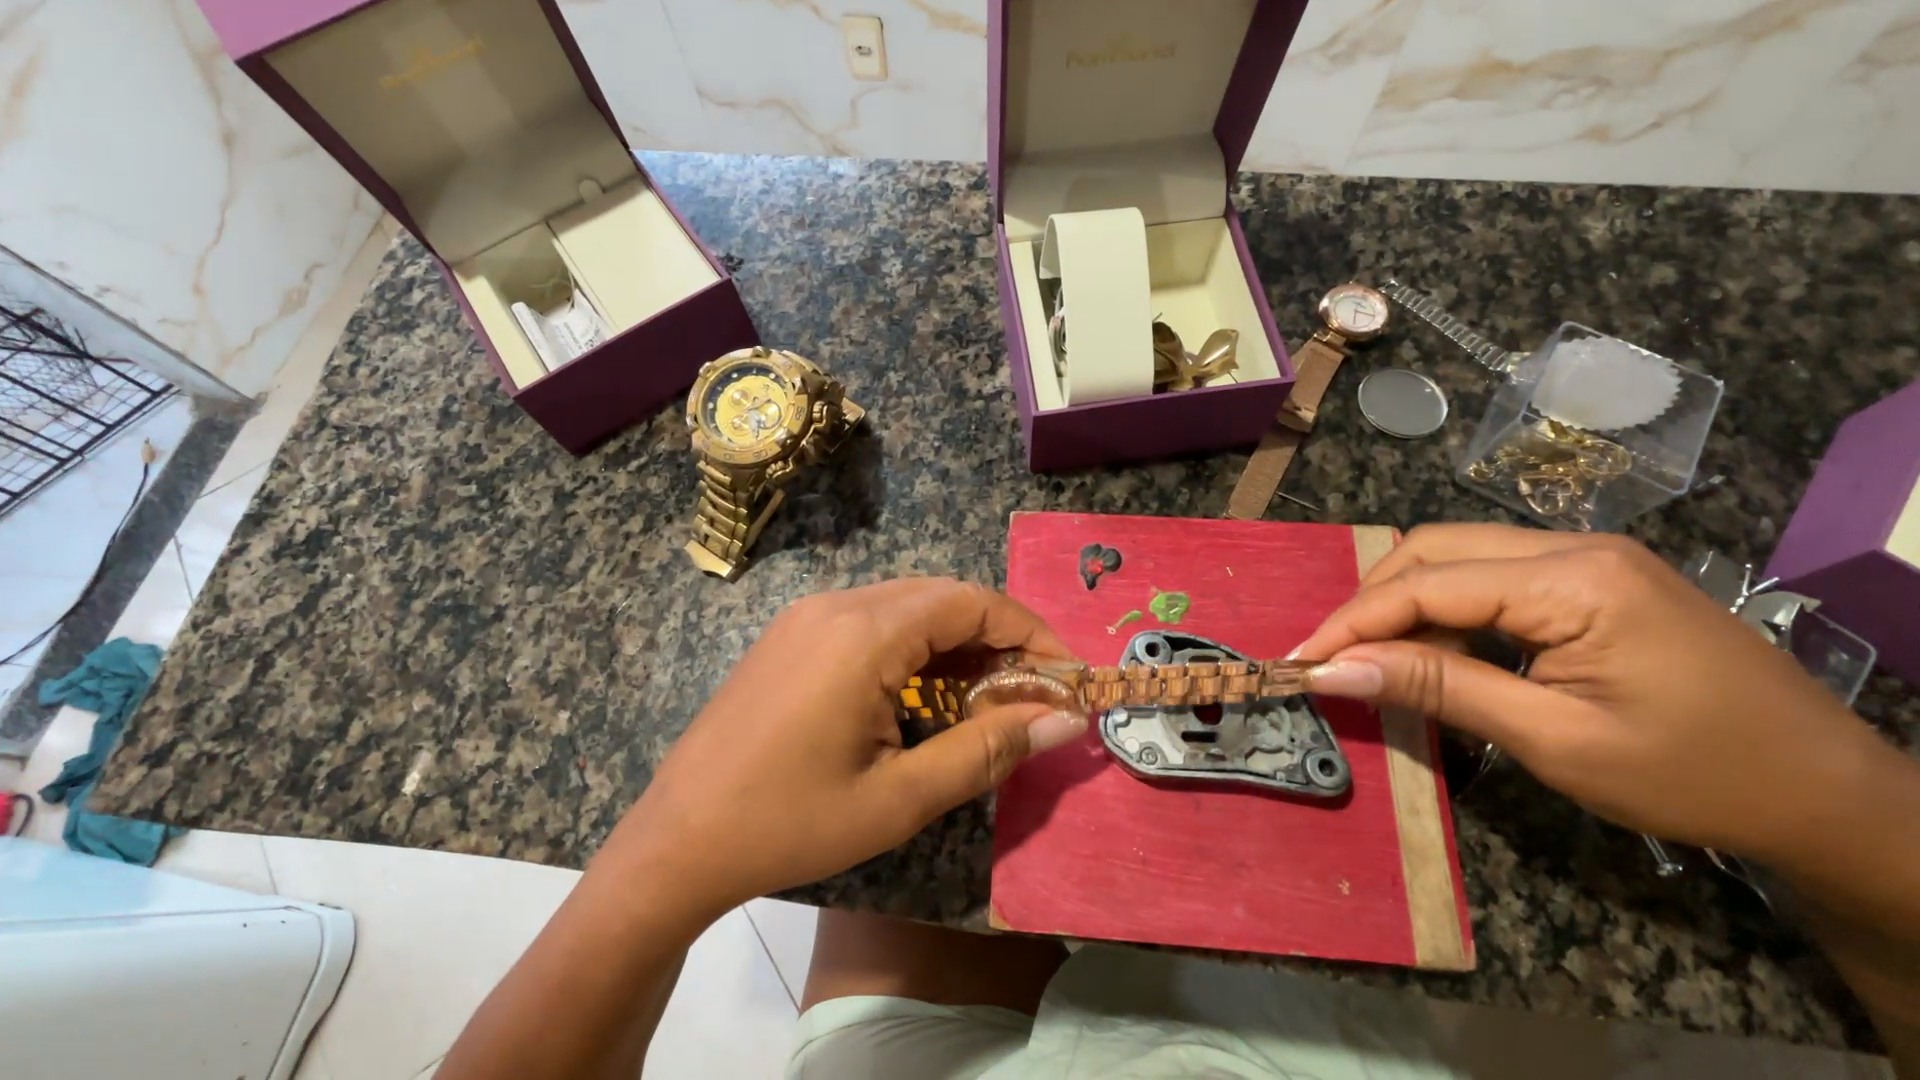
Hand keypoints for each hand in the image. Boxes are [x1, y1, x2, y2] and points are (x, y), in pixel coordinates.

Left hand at [603, 579, 1086, 927]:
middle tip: (1032, 694)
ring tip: (986, 699)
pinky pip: (870, 623)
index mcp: (864, 634)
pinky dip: (913, 649)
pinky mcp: (790, 637)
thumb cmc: (791, 824)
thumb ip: (987, 750)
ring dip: (955, 643)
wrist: (677, 841)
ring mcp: (806, 618)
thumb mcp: (900, 798)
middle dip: (997, 638)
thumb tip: (1064, 721)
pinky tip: (923, 697)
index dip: (1030, 632)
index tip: (1067, 677)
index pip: (971, 602)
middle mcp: (836, 605)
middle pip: (941, 597)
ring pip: (906, 607)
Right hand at [1294, 524, 1900, 865]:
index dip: (1352, 622)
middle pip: (1433, 550)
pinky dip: (1446, 612)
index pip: (1426, 583)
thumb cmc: (1694, 775)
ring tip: (1371, 662)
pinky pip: (1494, 579)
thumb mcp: (1554, 740)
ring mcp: (1590, 558)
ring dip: (1404, 605)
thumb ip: (1439, 689)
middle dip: (1370, 603)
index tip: (1299, 663)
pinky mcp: (1596, 580)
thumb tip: (1336, 669)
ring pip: (1458, 558)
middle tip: (1331, 661)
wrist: (1827, 795)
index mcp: (1574, 579)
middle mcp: (1576, 547)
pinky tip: (1433, 653)